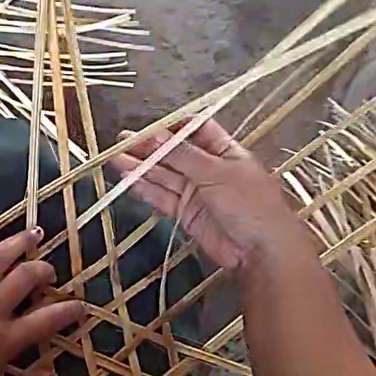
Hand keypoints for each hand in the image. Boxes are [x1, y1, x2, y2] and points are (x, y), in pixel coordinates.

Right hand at [106, 117, 318, 273]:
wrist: (260, 249)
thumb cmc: (248, 203)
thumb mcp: (216, 171)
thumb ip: (182, 155)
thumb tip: (154, 135)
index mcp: (223, 150)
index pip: (195, 130)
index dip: (171, 127)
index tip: (147, 126)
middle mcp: (208, 168)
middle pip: (173, 153)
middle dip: (148, 148)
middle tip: (121, 142)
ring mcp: (195, 191)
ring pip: (163, 176)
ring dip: (140, 168)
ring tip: (115, 159)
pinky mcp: (185, 213)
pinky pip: (162, 198)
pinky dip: (145, 190)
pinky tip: (128, 180)